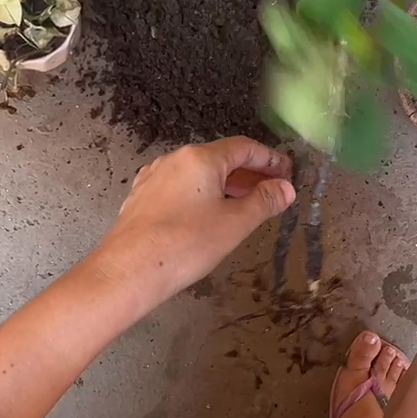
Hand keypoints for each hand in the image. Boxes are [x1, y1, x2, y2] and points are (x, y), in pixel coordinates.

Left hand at [92, 137, 296, 306]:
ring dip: (226, 183)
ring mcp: (155, 177)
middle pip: (220, 158)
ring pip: (199, 173)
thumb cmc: (186, 244)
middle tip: (272, 188)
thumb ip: (263, 202)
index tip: (287, 171)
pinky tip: (208, 213)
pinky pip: (181, 187)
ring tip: (245, 202)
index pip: (243, 147)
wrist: (129, 270)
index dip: (269, 158)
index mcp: (200, 159)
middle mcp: (175, 159)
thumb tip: (285, 188)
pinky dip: (202, 193)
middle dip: (249, 172)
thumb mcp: (235, 224)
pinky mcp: (142, 197)